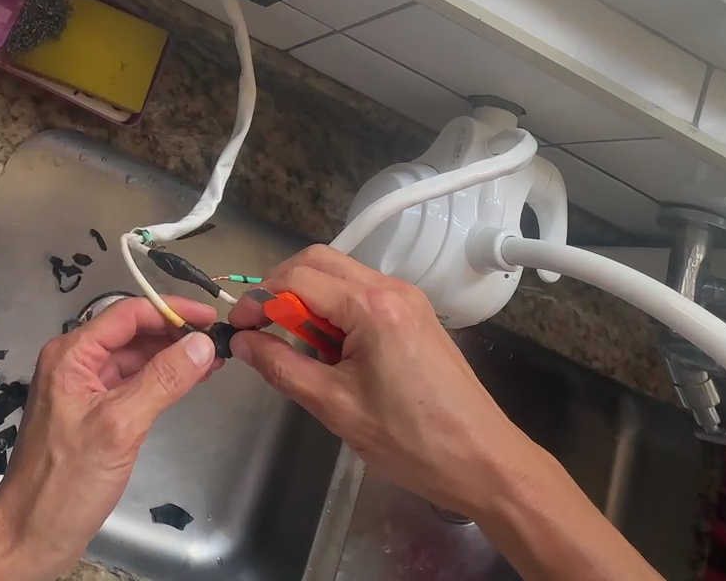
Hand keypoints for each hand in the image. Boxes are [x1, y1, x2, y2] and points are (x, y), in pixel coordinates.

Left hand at [0, 295, 223, 577]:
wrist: (30, 536)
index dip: (171, 309)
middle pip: (132, 332)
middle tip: (216, 340)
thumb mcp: (120, 426)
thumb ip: (162, 380)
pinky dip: (160, 378)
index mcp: (72, 353)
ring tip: (210, 360)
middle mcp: (76, 361)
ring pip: (134, 357)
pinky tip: (186, 381)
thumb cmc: (66, 481)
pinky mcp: (94, 411)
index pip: (128, 313)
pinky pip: (131, 381)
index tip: (208, 317)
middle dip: (174, 333)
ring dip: (171, 356)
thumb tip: (202, 344)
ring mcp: (84, 386)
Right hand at [227, 246, 534, 518]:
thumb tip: (241, 343)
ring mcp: (406, 297)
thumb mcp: (335, 407)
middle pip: (317, 260)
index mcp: (371, 306)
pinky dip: (334, 307)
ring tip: (299, 345)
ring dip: (308, 297)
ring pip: (339, 272)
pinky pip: (360, 291)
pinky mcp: (414, 313)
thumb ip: (282, 367)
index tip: (238, 328)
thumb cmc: (411, 441)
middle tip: (261, 326)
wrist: (487, 464)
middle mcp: (390, 287)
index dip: (259, 300)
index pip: (296, 280)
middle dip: (280, 287)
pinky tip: (331, 348)